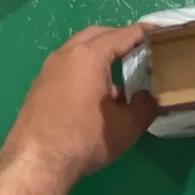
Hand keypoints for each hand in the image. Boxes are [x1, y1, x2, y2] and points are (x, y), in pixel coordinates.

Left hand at [0, 23, 158, 184]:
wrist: (36, 162)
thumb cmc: (84, 140)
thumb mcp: (126, 127)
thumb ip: (145, 106)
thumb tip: (149, 96)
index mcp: (89, 56)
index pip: (121, 35)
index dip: (142, 32)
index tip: (159, 32)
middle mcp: (66, 54)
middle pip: (97, 35)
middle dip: (119, 37)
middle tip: (139, 47)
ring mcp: (49, 68)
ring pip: (79, 48)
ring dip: (100, 51)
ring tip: (119, 67)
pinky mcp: (40, 84)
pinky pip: (68, 63)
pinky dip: (85, 65)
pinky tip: (95, 88)